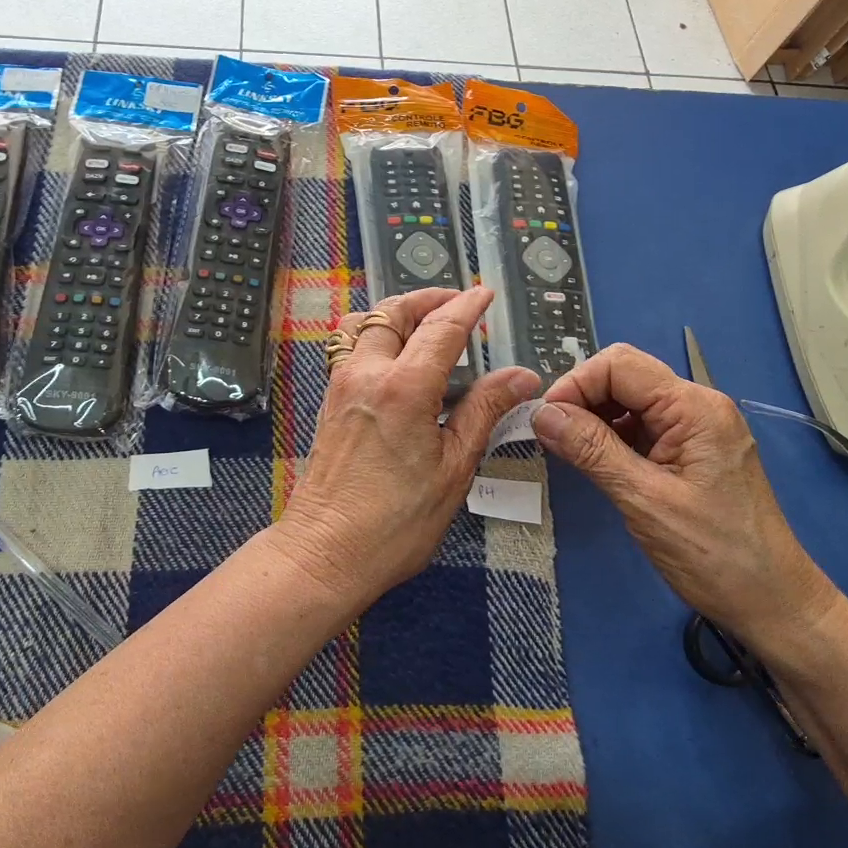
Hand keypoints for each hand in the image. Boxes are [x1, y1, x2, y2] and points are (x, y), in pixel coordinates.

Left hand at [270, 287, 542, 608]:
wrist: (326, 552)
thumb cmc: (394, 522)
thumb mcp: (453, 468)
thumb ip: (484, 412)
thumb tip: (520, 377)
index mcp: (404, 388)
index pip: (441, 327)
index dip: (467, 306)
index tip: (485, 295)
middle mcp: (366, 375)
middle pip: (393, 313)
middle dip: (427, 299)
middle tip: (457, 304)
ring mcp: (341, 386)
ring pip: (364, 325)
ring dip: (395, 314)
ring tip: (425, 325)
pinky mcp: (330, 403)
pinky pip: (349, 349)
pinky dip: (375, 336)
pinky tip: (397, 359)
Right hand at [531, 343, 842, 643]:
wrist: (774, 604)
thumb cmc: (715, 555)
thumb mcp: (644, 501)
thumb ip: (592, 450)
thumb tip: (541, 414)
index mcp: (695, 408)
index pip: (620, 365)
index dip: (575, 384)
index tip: (545, 421)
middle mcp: (698, 406)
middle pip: (625, 375)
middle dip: (582, 397)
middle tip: (552, 434)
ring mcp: (697, 428)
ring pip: (630, 399)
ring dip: (594, 417)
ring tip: (568, 449)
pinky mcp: (692, 451)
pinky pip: (642, 425)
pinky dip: (612, 435)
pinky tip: (595, 460)